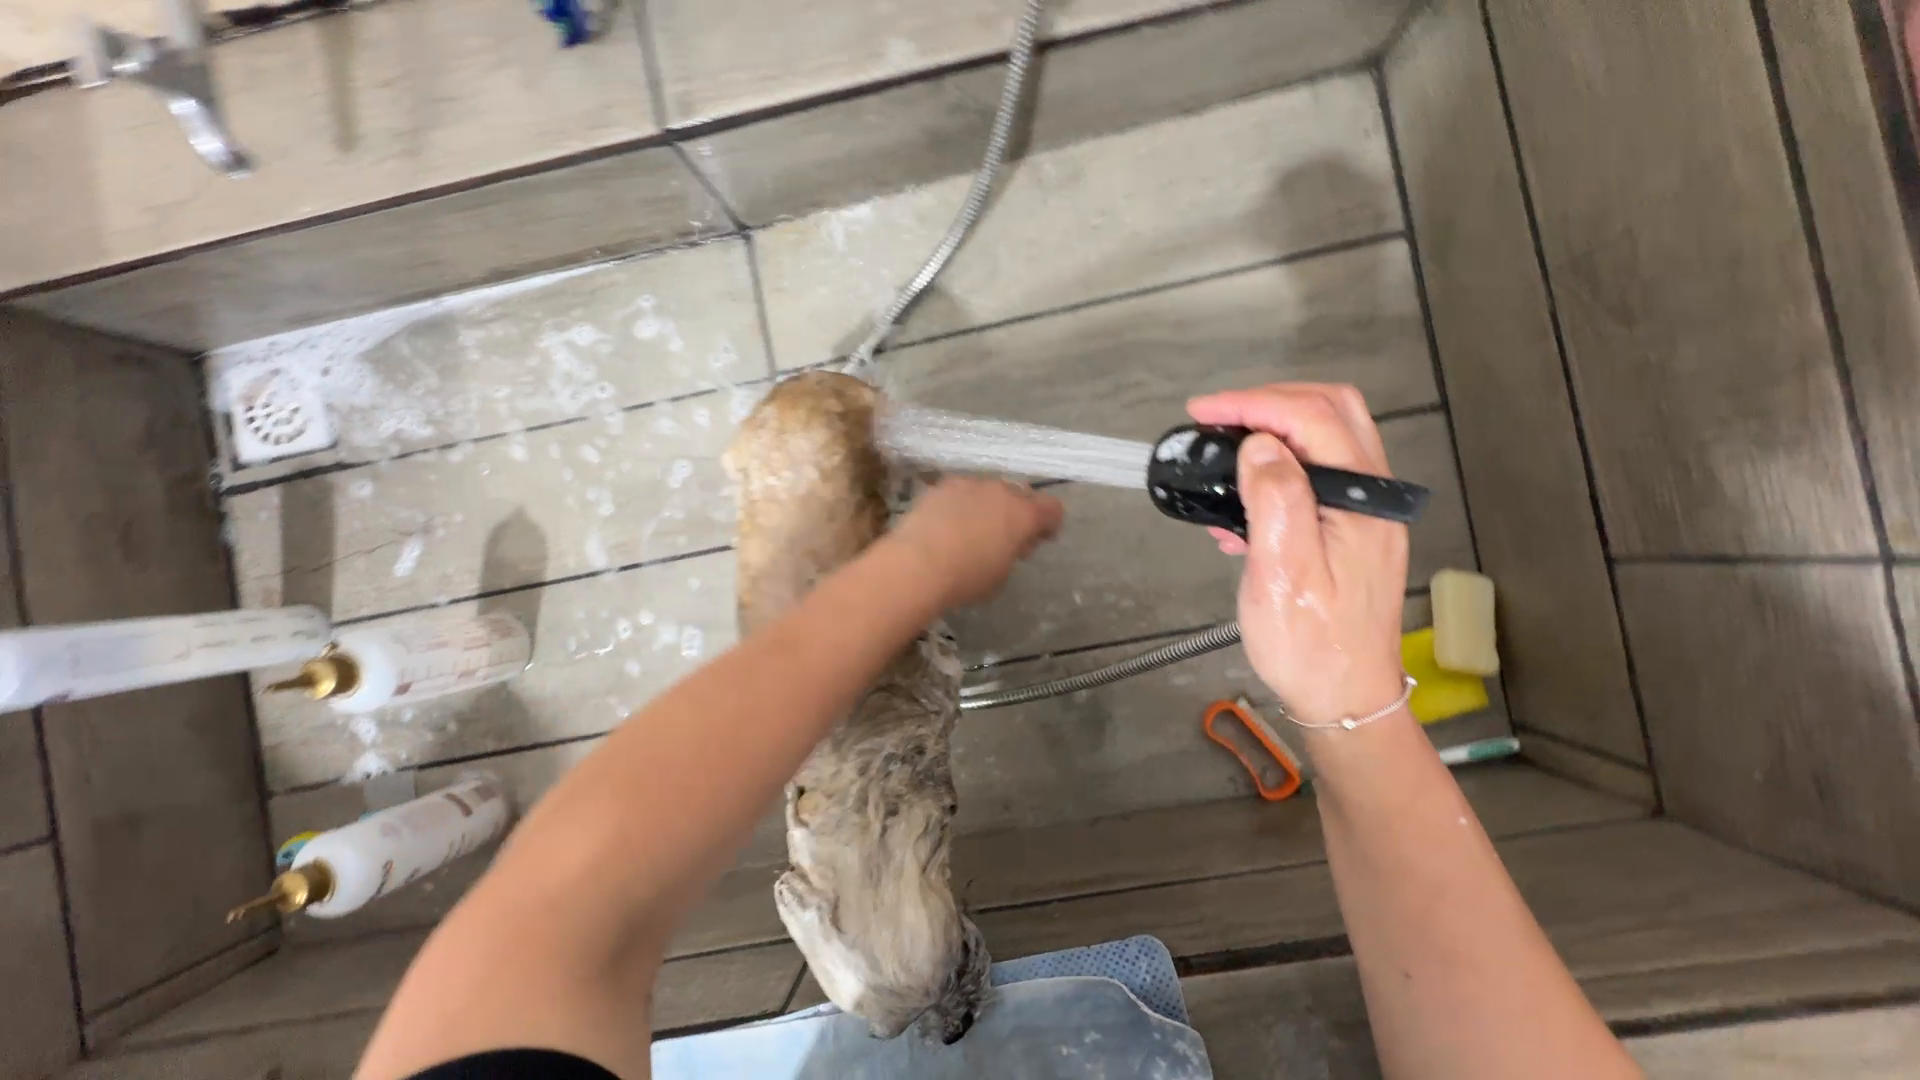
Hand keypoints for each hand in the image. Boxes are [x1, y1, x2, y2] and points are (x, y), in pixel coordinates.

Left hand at [889, 477, 1064, 608]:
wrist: (917, 565)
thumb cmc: (966, 578)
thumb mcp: (1002, 574)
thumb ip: (1012, 552)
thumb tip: (1009, 543)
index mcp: (1023, 514)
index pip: (1052, 508)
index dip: (1050, 523)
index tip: (1040, 538)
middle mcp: (1000, 491)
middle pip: (1019, 495)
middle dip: (1017, 513)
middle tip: (1005, 537)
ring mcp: (969, 484)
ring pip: (988, 491)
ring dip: (988, 506)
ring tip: (972, 530)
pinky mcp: (941, 486)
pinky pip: (961, 492)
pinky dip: (961, 505)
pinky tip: (947, 525)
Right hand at [1188, 384, 1408, 728]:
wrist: (1345, 700)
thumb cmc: (1308, 644)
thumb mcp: (1281, 573)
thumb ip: (1276, 499)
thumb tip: (1260, 443)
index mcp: (1360, 501)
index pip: (1312, 419)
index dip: (1254, 404)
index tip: (1203, 412)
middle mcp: (1372, 497)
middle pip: (1332, 412)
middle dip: (1270, 403)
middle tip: (1217, 419)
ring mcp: (1365, 513)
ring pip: (1327, 440)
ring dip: (1275, 431)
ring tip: (1223, 454)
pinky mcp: (1352, 532)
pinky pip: (1319, 476)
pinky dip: (1280, 469)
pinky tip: (1241, 504)